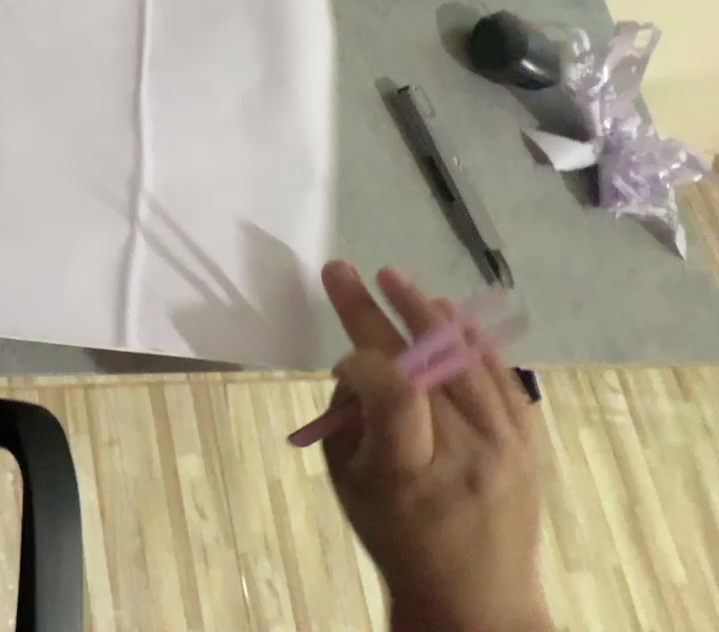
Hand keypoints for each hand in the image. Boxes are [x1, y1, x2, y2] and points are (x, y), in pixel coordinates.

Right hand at [319, 261, 549, 631]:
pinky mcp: (529, 446)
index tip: (335, 360)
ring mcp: (506, 448)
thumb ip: (351, 415)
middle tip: (347, 271)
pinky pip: (502, 381)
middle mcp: (465, 453)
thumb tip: (360, 365)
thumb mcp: (346, 476)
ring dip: (426, 315)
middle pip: (423, 366)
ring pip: (465, 364)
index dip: (358, 361)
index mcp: (408, 468)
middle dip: (378, 312)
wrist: (475, 594)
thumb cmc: (390, 531)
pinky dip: (472, 342)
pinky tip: (449, 313)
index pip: (391, 393)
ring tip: (395, 279)